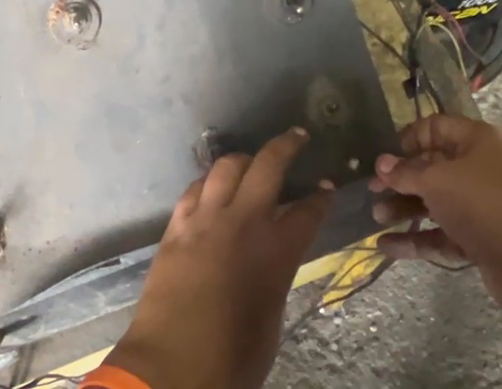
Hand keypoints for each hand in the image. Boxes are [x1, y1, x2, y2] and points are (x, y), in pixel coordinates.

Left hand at [106, 128, 332, 388]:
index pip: (308, 211)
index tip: (328, 186)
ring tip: (252, 161)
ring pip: (226, 167)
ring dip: (244, 159)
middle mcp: (242, 223)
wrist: (173, 365)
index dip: (322, 197)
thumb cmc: (233, 356)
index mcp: (276, 251)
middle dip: (286, 146)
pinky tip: (213, 186)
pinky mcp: (176, 226)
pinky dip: (208, 183)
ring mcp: (205, 219)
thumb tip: (274, 259)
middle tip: (297, 137)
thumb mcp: (271, 315)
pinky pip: (195, 189)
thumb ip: (276, 275)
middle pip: (267, 166)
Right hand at [369, 115, 501, 317]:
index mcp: (475, 141)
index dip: (407, 138)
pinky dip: (416, 239)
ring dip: (404, 209)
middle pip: (431, 167)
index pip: (434, 127)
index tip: (383, 157)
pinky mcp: (479, 239)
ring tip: (376, 218)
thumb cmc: (484, 204)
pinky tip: (387, 247)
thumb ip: (406, 172)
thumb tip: (382, 164)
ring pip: (434, 202)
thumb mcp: (438, 180)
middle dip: (400, 179)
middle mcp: (478, 169)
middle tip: (371, 190)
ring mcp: (479, 206)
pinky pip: (441, 233)